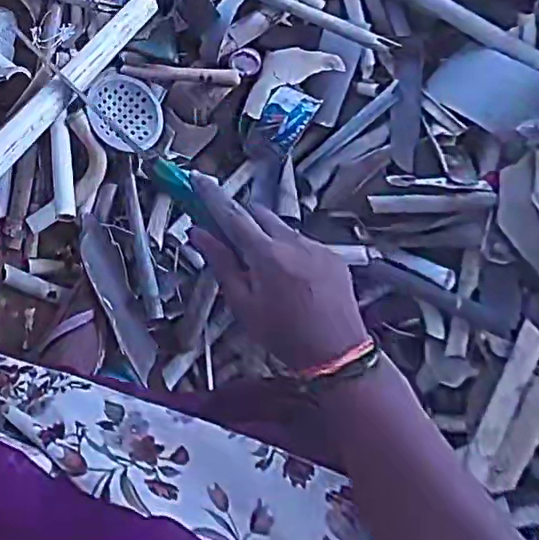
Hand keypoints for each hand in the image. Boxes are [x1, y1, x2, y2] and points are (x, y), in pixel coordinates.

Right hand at [186, 171, 368, 373]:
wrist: (339, 358)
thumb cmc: (287, 336)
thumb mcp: (242, 302)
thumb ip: (220, 262)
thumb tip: (199, 234)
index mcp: (267, 256)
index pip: (231, 213)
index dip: (211, 195)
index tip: (199, 181)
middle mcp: (294, 244)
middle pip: (256, 212)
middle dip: (240, 219)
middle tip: (228, 237)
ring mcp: (316, 248)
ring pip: (279, 225)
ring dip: (265, 234)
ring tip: (262, 267)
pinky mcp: (332, 255)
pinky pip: (301, 239)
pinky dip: (288, 247)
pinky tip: (288, 274)